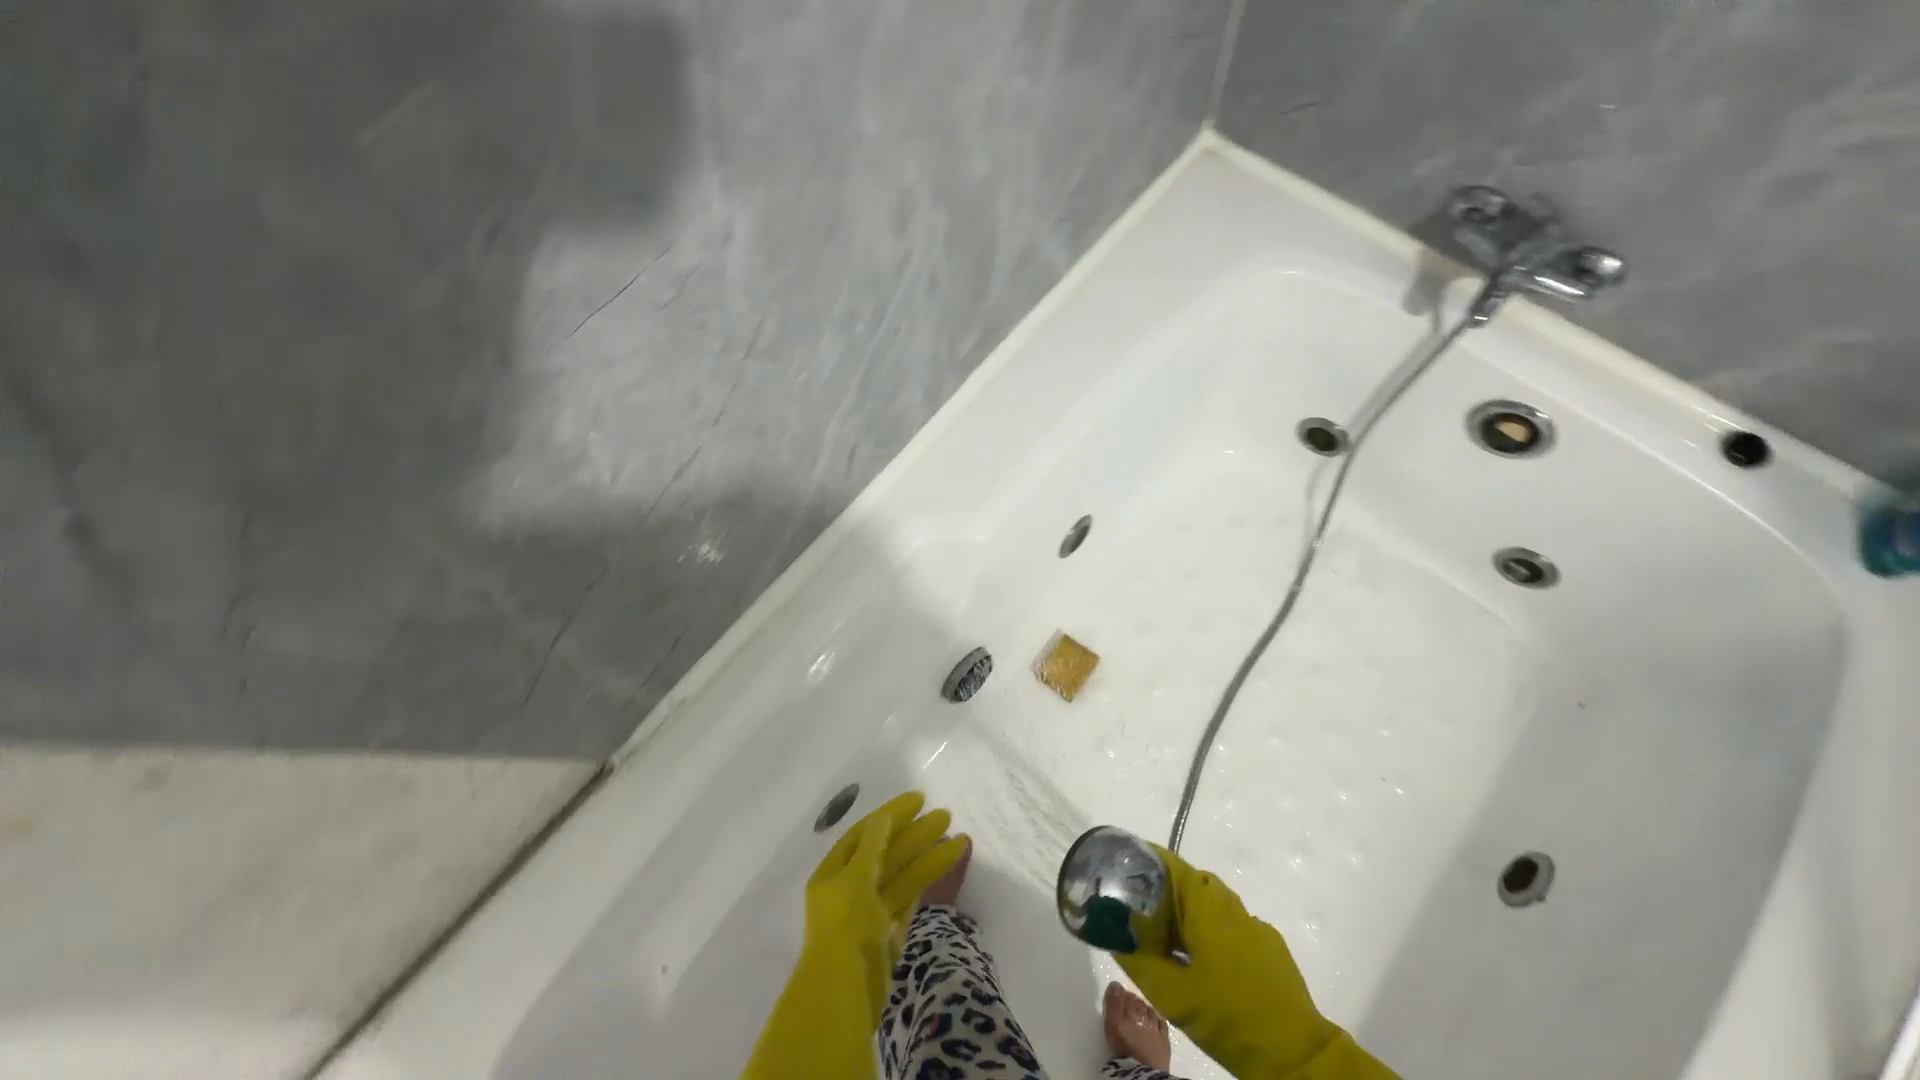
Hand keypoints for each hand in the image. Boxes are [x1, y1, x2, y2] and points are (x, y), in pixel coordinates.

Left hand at [742, 791, 966, 1079]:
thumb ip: (872, 846)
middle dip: (914, 833)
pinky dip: (931, 877)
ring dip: (929, 853)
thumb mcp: (854, 879)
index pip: (864, 834)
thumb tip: (883, 818)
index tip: (919, 799)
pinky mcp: (892, 930)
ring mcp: (873, 911)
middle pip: (886, 853)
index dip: (890, 815)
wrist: (847, 990)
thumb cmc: (845, 927)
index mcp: (833, 874)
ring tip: (961, 836)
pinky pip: (912, 895)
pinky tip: (951, 861)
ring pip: (903, 874)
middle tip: (946, 815)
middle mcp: (851, 889)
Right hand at [1117, 846, 1398, 1079]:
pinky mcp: (1268, 949)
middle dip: (1162, 888)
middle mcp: (1234, 910)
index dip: (1148, 862)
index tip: (1124, 866)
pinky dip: (1206, 929)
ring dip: (1185, 911)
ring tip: (1160, 933)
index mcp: (1210, 910)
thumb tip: (1112, 932)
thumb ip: (1137, 958)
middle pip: (1193, 883)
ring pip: (1212, 905)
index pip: (1175, 868)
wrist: (1293, 1053)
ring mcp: (1256, 928)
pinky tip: (1196, 957)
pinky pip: (1230, 925)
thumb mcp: (1171, 994)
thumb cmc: (1227, 1017)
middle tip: (1135, 905)